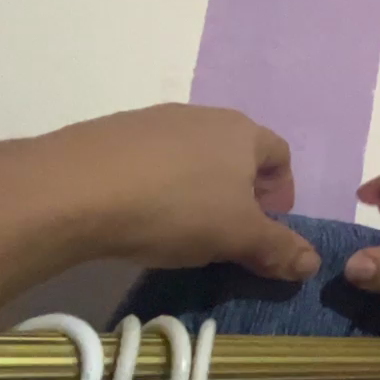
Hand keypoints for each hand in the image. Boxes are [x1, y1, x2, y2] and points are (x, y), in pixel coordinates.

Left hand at [30, 104, 319, 280]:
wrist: (66, 191)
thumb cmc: (174, 207)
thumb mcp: (237, 237)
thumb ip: (279, 249)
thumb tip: (314, 264)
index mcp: (244, 132)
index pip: (280, 156)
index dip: (282, 192)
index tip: (267, 226)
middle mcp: (205, 116)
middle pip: (237, 154)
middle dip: (240, 192)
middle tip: (228, 230)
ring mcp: (153, 121)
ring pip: (191, 156)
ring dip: (196, 188)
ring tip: (179, 226)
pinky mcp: (108, 133)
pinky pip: (148, 160)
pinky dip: (154, 185)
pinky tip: (136, 215)